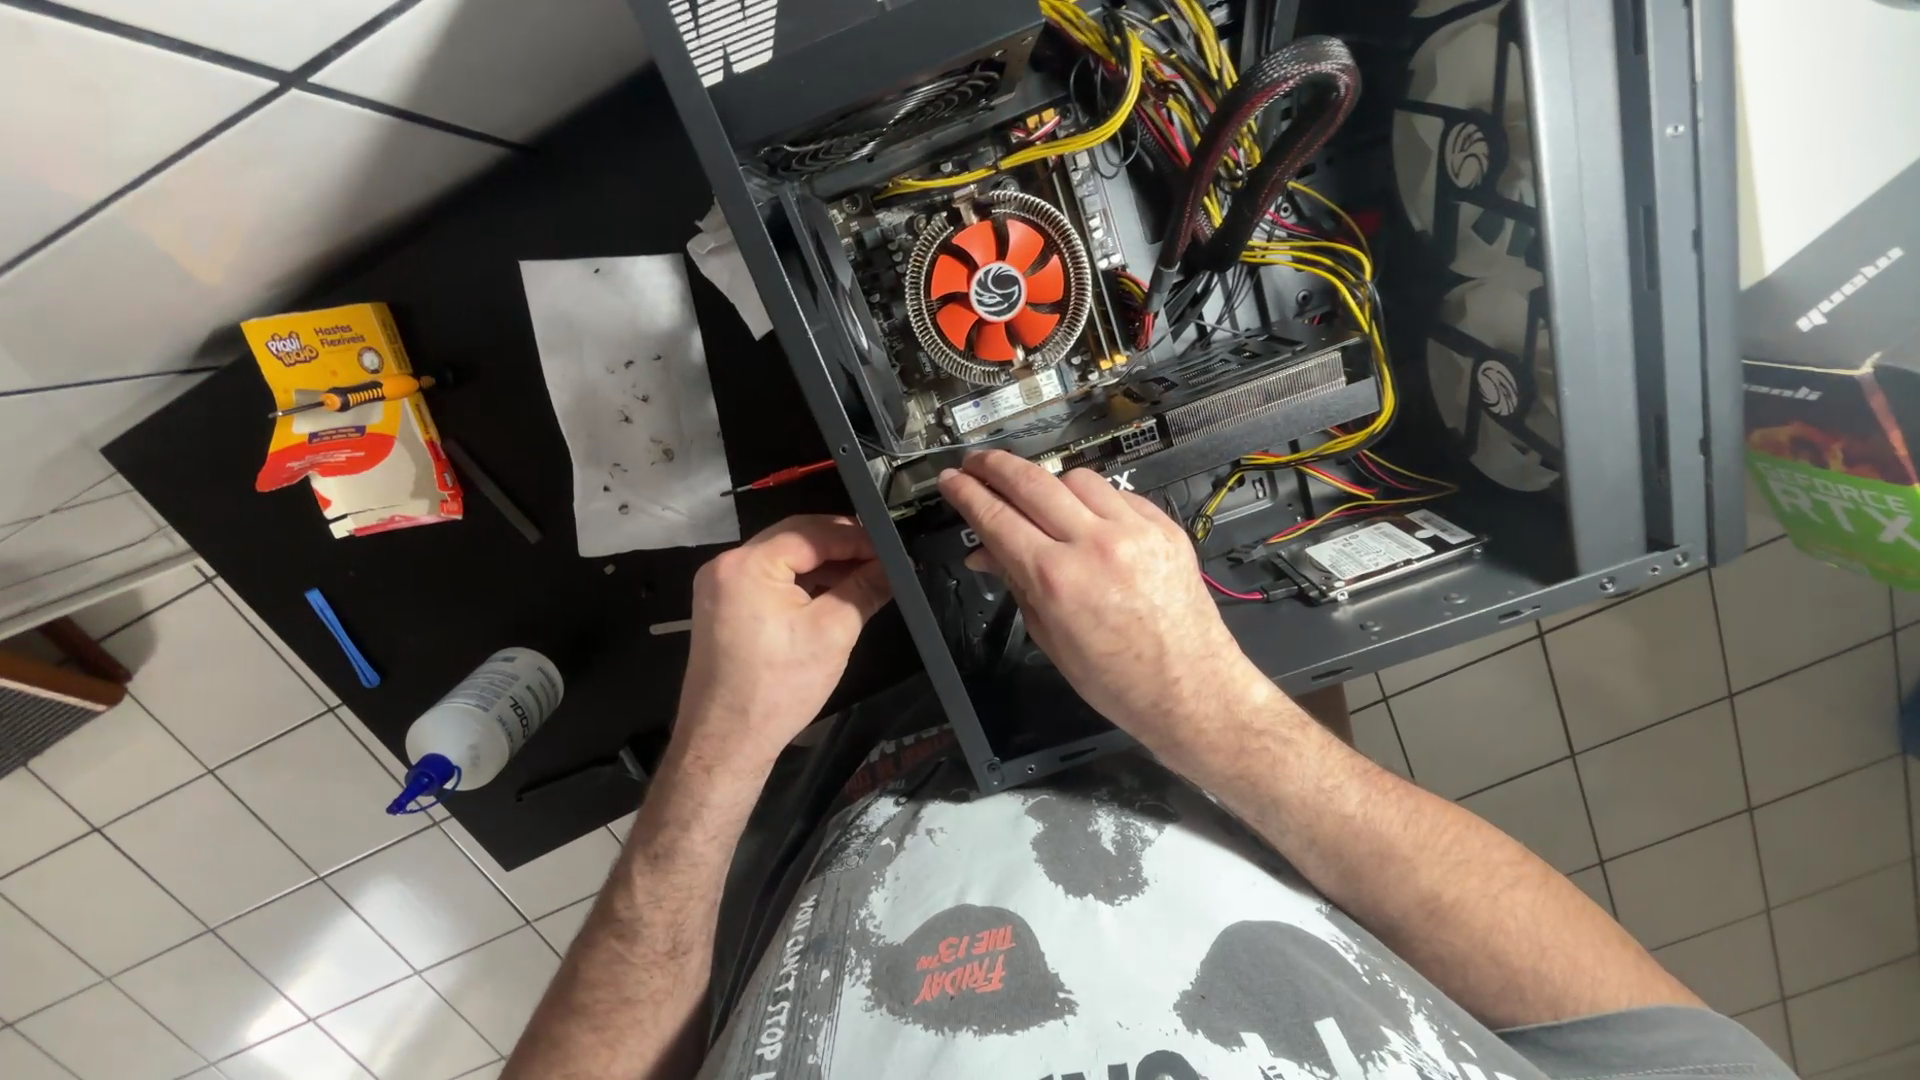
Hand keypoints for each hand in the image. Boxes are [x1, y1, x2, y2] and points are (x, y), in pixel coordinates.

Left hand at [678, 515, 892, 763]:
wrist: (727, 741)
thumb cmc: (778, 688)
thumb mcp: (833, 632)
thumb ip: (865, 588)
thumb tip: (897, 566)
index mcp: (748, 565)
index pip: (812, 532)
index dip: (857, 537)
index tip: (892, 546)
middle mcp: (726, 565)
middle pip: (795, 538)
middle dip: (841, 545)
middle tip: (883, 555)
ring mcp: (721, 586)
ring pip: (784, 558)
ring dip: (824, 563)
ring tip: (866, 574)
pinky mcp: (724, 607)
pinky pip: (771, 579)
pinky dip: (803, 581)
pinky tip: (834, 591)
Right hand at [937, 451, 1277, 747]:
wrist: (1191, 689)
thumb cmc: (1115, 679)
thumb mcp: (1049, 637)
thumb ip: (1016, 583)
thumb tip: (984, 552)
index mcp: (1057, 579)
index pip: (997, 518)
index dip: (967, 493)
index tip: (951, 481)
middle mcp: (1094, 544)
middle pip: (1031, 481)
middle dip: (995, 465)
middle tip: (976, 462)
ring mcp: (1134, 531)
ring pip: (1076, 478)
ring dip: (1047, 481)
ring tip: (1036, 497)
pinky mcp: (1164, 528)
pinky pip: (1118, 495)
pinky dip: (1093, 499)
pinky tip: (1085, 515)